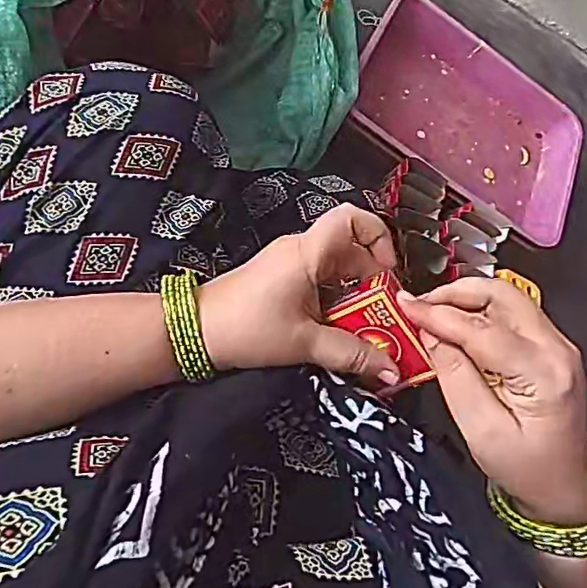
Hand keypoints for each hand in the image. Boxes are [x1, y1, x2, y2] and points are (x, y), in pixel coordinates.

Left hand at [198, 204, 403, 385]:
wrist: (196, 330)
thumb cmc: (246, 328)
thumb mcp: (304, 343)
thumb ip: (351, 354)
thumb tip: (390, 369)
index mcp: (307, 252)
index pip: (352, 218)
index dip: (379, 236)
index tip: (388, 272)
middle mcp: (300, 250)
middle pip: (351, 249)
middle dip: (373, 280)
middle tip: (383, 312)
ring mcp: (289, 263)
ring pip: (337, 267)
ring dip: (355, 294)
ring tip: (364, 325)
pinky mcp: (282, 277)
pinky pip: (320, 279)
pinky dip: (336, 299)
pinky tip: (338, 326)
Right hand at [400, 278, 586, 525]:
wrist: (565, 487)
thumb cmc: (528, 469)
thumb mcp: (481, 430)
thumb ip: (454, 376)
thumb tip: (430, 332)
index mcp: (543, 374)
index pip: (482, 328)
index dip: (438, 313)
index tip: (406, 305)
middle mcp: (557, 349)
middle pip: (501, 293)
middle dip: (453, 292)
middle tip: (419, 304)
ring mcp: (557, 343)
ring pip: (506, 295)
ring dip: (465, 297)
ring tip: (432, 312)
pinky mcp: (549, 344)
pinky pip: (511, 310)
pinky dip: (478, 308)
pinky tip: (455, 322)